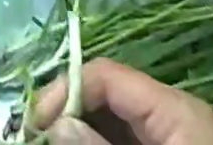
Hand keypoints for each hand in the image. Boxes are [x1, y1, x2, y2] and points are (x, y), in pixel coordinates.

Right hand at [32, 59, 212, 144]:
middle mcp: (174, 114)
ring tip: (49, 141)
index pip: (108, 75)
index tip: (35, 125)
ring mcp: (172, 137)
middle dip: (69, 112)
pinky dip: (95, 143)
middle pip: (107, 94)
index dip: (65, 91)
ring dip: (78, 130)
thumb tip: (55, 123)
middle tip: (35, 136)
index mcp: (177, 110)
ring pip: (110, 117)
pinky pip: (123, 138)